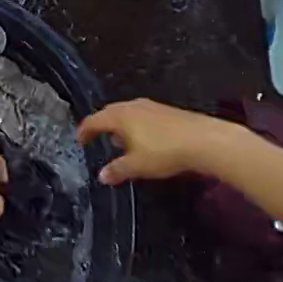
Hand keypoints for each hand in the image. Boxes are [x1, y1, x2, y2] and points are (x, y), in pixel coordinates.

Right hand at [77, 100, 240, 185]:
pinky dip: (134, 125)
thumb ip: (117, 170)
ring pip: (127, 113)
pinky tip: (142, 139)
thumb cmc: (164, 151)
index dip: (85, 130)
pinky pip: (141, 115)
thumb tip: (102, 175)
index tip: (79, 139)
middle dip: (101, 124)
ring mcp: (150, 106)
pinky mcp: (166, 111)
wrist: (203, 140)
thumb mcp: (137, 165)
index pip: (94, 120)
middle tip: (95, 137)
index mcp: (120, 116)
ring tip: (118, 141)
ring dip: (119, 125)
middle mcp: (132, 106)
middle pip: (110, 112)